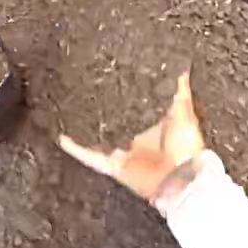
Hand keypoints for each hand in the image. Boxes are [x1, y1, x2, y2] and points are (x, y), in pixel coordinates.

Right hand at [58, 71, 204, 203]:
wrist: (182, 178)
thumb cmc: (186, 147)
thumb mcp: (183, 112)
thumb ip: (180, 92)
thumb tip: (182, 69)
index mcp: (150, 127)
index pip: (132, 109)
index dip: (123, 96)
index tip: (112, 79)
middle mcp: (133, 139)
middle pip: (112, 123)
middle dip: (99, 111)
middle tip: (84, 92)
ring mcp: (122, 153)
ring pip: (97, 139)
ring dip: (84, 129)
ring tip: (68, 114)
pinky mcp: (113, 165)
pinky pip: (90, 157)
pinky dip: (76, 149)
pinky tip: (62, 139)